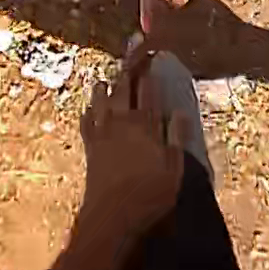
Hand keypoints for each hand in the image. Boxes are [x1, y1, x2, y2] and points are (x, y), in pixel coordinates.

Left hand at [75, 55, 187, 239]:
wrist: (112, 219)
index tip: (152, 54)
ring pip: (102, 101)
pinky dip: (88, 112)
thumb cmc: (150, 196)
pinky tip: (87, 109)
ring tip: (104, 78)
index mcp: (146, 124)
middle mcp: (122, 121)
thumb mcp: (175, 169)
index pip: (149, 90)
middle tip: (130, 50)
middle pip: (124, 88)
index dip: (150, 71)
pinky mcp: (90, 148)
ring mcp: (103, 133)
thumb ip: (177, 137)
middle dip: (128, 68)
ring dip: (104, 87)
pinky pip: (87, 123)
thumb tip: (181, 111)